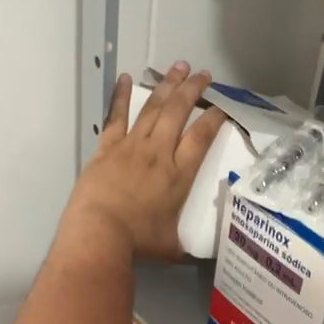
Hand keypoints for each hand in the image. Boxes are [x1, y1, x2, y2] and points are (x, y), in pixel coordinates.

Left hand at [64, 62, 228, 260]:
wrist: (99, 232)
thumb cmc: (139, 242)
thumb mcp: (172, 246)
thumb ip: (186, 245)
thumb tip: (200, 257)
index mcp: (179, 175)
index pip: (202, 137)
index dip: (215, 119)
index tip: (224, 108)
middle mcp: (159, 153)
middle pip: (179, 112)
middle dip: (193, 90)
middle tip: (203, 74)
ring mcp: (132, 147)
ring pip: (153, 108)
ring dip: (167, 85)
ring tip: (178, 67)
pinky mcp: (107, 148)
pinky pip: (116, 116)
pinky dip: (121, 96)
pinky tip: (127, 78)